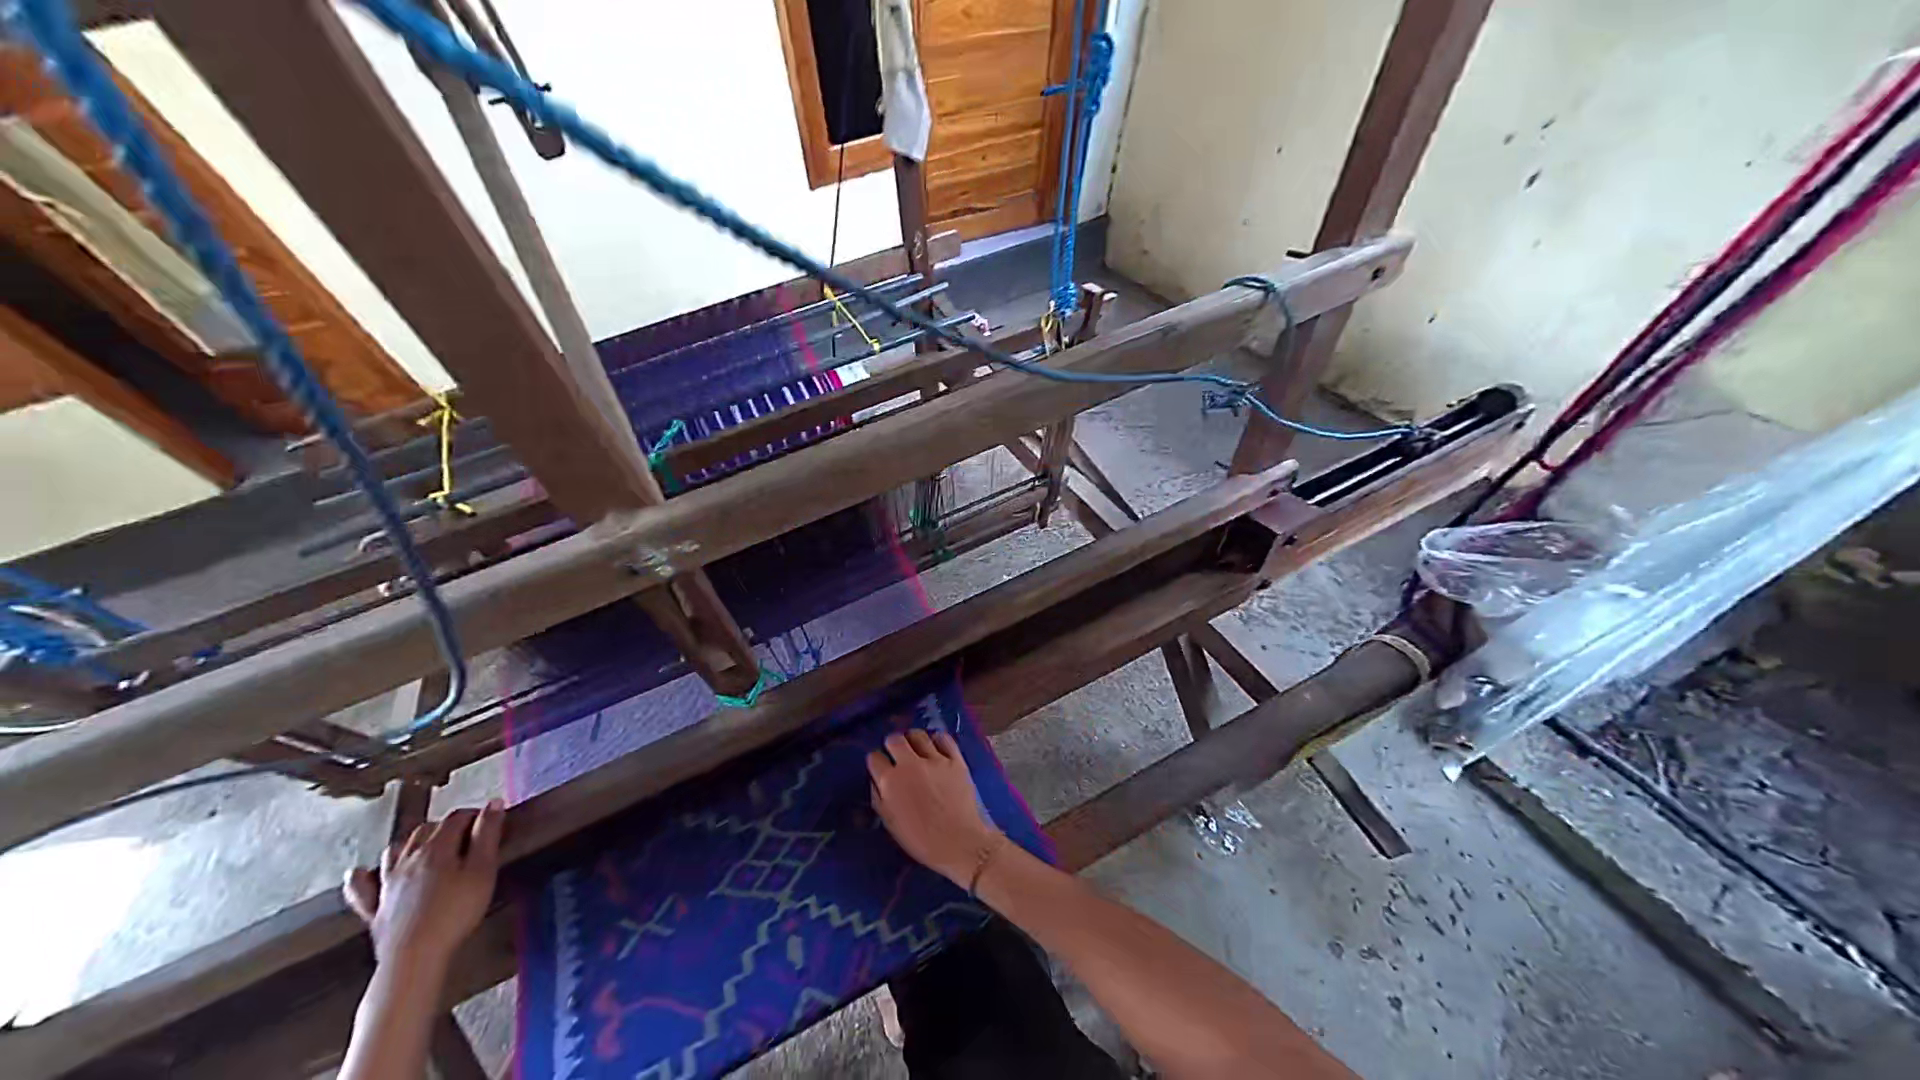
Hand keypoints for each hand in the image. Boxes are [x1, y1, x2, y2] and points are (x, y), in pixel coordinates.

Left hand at [343, 799, 503, 970]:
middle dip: (446, 825)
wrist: (415, 957)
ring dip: (411, 842)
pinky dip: (362, 875)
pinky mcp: (374, 909)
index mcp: (437, 848)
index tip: (489, 819)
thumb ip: (488, 834)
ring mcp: (386, 884)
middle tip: (466, 833)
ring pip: (395, 850)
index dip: (474, 814)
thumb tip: (493, 803)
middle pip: (425, 830)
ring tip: (426, 845)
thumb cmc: (456, 912)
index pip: (456, 818)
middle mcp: (407, 860)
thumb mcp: (483, 870)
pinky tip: (361, 871)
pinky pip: (361, 886)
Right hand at [868, 729, 1003, 887]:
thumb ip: (880, 798)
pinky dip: (937, 740)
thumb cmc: (922, 840)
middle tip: (897, 754)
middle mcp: (909, 765)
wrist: (960, 843)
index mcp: (890, 782)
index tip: (881, 768)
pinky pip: (943, 738)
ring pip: (918, 735)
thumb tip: (878, 781)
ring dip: (913, 740)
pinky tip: (937, 748)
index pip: (874, 758)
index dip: (877, 763)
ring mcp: (934, 759)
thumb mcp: (890, 823)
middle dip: (892, 745)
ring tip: (916, 749)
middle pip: (894, 739)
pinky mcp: (955, 759)